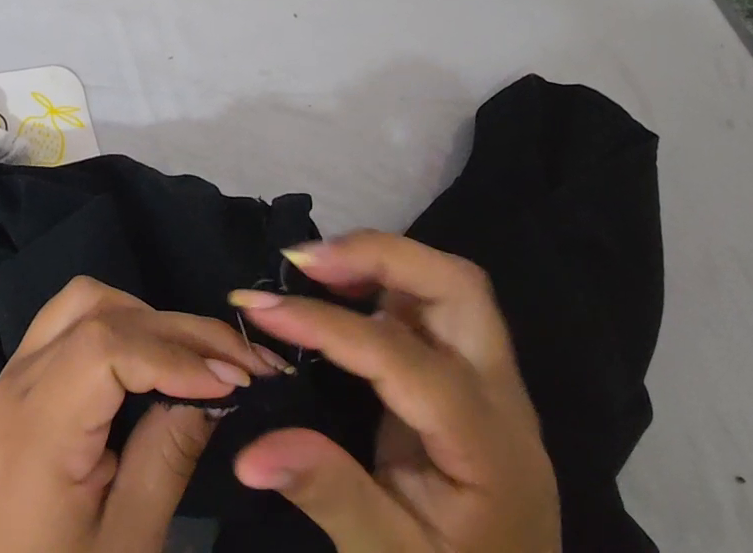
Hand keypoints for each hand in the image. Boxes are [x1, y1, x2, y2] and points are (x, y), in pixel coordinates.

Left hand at [0, 276, 290, 552]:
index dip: (175, 353)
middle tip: (245, 362)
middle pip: (99, 312)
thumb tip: (213, 392)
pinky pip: (70, 321)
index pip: (105, 347)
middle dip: (179, 329)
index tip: (236, 380)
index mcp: (39, 424)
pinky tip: (159, 357)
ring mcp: (14, 371)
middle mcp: (18, 380)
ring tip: (203, 358)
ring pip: (82, 302)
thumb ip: (166, 457)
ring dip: (147, 317)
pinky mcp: (20, 376)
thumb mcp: (126, 537)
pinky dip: (121, 324)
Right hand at [230, 232, 559, 551]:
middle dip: (377, 256)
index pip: (406, 358)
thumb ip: (330, 496)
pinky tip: (333, 290)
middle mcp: (502, 399)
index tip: (256, 308)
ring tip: (307, 266)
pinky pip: (431, 306)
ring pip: (450, 285)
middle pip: (458, 289)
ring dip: (380, 260)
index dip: (327, 325)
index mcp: (488, 447)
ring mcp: (490, 384)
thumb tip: (250, 454)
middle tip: (298, 261)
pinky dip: (381, 281)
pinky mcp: (466, 380)